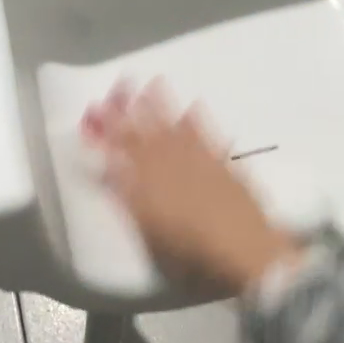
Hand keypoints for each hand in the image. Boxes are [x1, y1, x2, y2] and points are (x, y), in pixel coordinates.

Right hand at [81, 80, 299, 292]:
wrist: (251, 256)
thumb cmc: (196, 260)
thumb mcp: (152, 240)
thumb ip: (129, 204)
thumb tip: (108, 175)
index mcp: (147, 187)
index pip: (119, 154)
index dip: (105, 134)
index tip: (92, 117)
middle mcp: (171, 168)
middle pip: (144, 134)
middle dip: (128, 109)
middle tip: (118, 86)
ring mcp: (200, 163)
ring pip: (174, 127)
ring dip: (161, 105)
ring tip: (151, 82)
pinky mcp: (224, 165)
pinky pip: (207, 135)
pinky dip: (198, 120)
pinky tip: (193, 105)